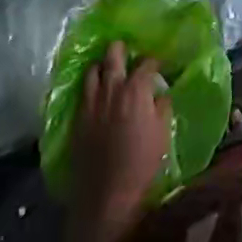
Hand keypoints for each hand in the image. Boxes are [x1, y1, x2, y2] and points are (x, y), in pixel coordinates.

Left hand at [69, 42, 171, 241]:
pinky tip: (97, 91)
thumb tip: (161, 92)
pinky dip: (91, 84)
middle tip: (129, 53)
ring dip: (103, 65)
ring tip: (109, 71)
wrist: (108, 192)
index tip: (158, 64)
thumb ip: (162, 106)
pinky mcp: (79, 114)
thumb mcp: (162, 133)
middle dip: (122, 49)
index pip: (146, 63)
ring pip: (94, 68)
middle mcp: (112, 87)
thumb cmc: (142, 163)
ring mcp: (92, 99)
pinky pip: (83, 89)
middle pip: (114, 53)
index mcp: (136, 89)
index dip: (154, 61)